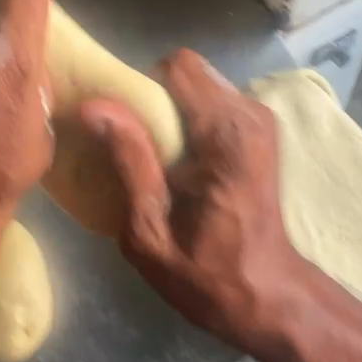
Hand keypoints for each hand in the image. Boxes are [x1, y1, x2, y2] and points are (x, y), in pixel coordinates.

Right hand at [79, 50, 308, 354]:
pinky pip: (212, 99)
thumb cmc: (205, 274)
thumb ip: (129, 159)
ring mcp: (260, 116)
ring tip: (162, 159)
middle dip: (157, 100)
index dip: (145, 88)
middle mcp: (250, 112)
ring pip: (199, 82)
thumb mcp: (150, 230)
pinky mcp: (261, 125)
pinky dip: (191, 119)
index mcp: (227, 133)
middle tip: (141, 148)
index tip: (129, 128)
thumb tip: (93, 105)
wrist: (267, 295)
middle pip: (188, 72)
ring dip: (173, 111)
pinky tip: (186, 162)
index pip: (177, 67)